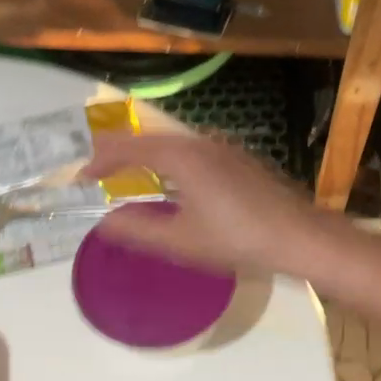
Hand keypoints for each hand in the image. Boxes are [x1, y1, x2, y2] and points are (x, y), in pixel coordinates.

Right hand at [81, 132, 336, 274]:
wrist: (299, 235)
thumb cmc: (238, 239)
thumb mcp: (181, 240)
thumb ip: (138, 229)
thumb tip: (104, 222)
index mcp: (181, 156)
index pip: (127, 146)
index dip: (99, 160)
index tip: (81, 178)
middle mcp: (201, 143)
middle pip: (150, 140)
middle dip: (121, 154)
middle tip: (100, 175)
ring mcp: (225, 149)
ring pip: (175, 145)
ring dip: (149, 158)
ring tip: (132, 180)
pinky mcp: (241, 161)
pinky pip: (196, 154)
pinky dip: (174, 164)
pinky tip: (177, 188)